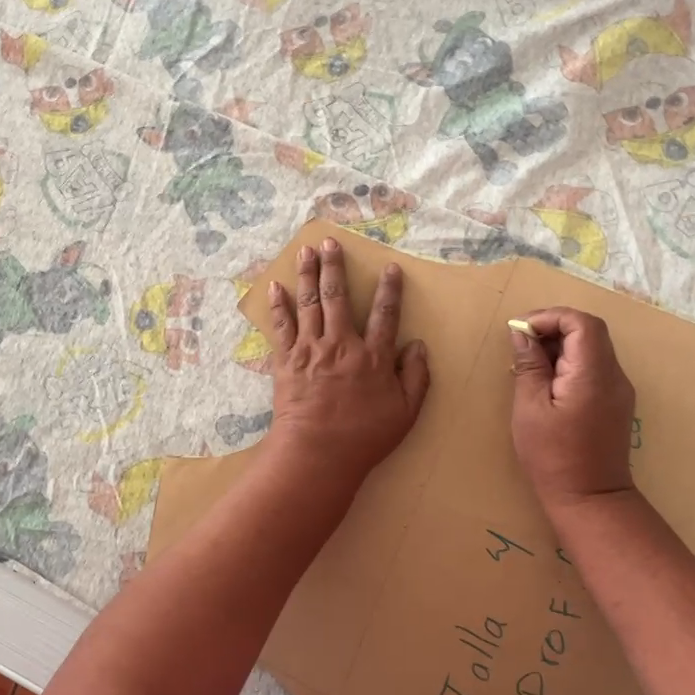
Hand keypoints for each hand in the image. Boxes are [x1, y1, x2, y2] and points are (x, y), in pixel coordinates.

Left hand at [265, 237, 430, 484]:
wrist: (317, 452)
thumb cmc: (364, 437)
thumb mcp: (405, 412)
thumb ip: (416, 376)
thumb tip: (418, 345)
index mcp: (373, 357)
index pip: (385, 314)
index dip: (389, 290)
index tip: (390, 268)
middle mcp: (341, 345)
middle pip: (338, 297)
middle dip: (335, 267)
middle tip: (330, 242)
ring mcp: (311, 350)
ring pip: (309, 303)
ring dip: (307, 274)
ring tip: (305, 251)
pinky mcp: (286, 360)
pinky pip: (282, 325)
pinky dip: (279, 305)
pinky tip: (276, 287)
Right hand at [509, 308, 637, 510]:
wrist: (590, 497)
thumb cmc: (552, 454)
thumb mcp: (529, 407)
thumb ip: (529, 365)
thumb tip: (522, 334)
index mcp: (593, 375)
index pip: (582, 323)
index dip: (550, 317)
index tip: (520, 331)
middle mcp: (614, 376)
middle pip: (589, 331)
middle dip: (552, 327)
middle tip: (520, 343)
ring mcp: (618, 389)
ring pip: (592, 347)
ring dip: (559, 344)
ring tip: (528, 363)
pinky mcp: (614, 401)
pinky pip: (593, 366)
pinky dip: (568, 361)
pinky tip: (545, 380)